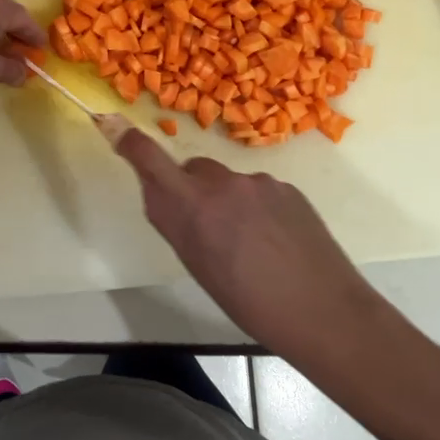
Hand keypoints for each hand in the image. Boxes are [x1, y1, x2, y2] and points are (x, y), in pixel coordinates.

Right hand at [114, 130, 383, 358]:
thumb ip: (174, 222)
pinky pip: (258, 192)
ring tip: (250, 248)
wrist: (327, 313)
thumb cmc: (250, 302)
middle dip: (190, 189)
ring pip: (228, 184)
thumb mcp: (197, 265)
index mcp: (194, 205)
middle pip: (192, 171)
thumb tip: (157, 192)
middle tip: (207, 231)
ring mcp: (260, 183)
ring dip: (227, 204)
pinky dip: (257, 210)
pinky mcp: (289, 190)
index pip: (151, 160)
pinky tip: (275, 244)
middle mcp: (223, 183)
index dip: (129, 143)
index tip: (113, 126)